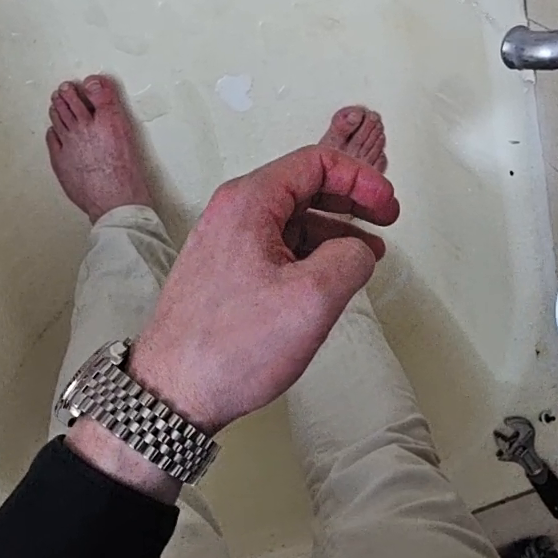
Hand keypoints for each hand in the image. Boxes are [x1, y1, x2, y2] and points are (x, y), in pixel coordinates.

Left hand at [68, 145, 399, 499]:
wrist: (171, 394)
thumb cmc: (229, 348)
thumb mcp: (313, 298)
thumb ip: (352, 258)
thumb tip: (361, 250)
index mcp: (249, 203)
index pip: (316, 162)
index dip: (360, 178)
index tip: (386, 203)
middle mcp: (233, 214)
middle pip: (305, 186)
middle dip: (352, 200)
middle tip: (385, 218)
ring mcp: (228, 243)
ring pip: (294, 219)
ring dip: (336, 230)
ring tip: (368, 253)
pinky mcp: (228, 272)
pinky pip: (279, 246)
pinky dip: (313, 253)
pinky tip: (332, 277)